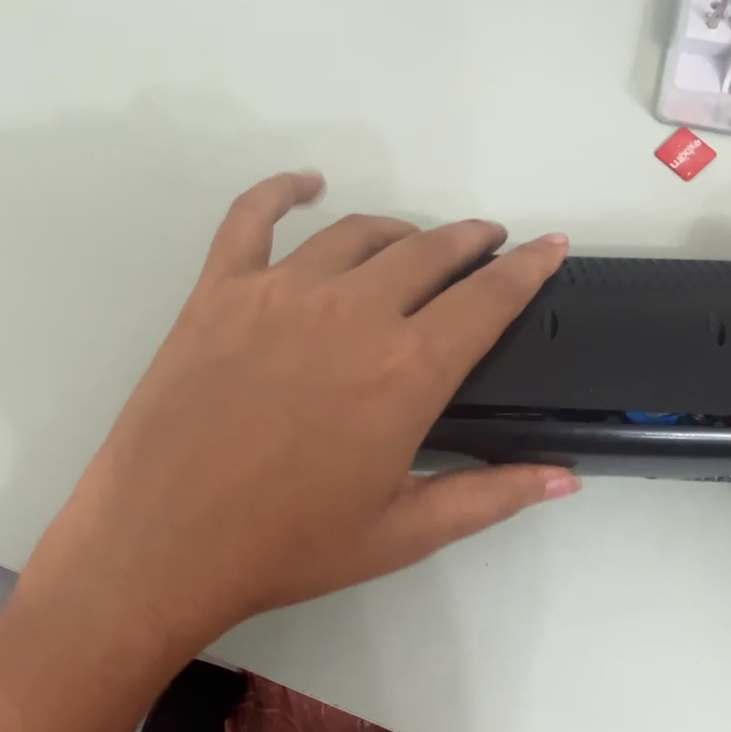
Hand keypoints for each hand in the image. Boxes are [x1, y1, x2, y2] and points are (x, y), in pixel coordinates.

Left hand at [27, 172, 576, 642]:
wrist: (165, 543)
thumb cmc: (289, 546)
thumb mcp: (402, 533)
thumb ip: (489, 496)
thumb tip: (564, 479)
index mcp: (407, 370)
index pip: (487, 300)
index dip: (526, 269)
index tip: (548, 247)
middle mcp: (352, 312)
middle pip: (429, 253)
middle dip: (470, 243)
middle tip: (485, 245)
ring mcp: (280, 292)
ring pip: (356, 234)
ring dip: (398, 231)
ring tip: (413, 242)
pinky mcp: (219, 291)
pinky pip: (253, 218)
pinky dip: (283, 191)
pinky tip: (306, 185)